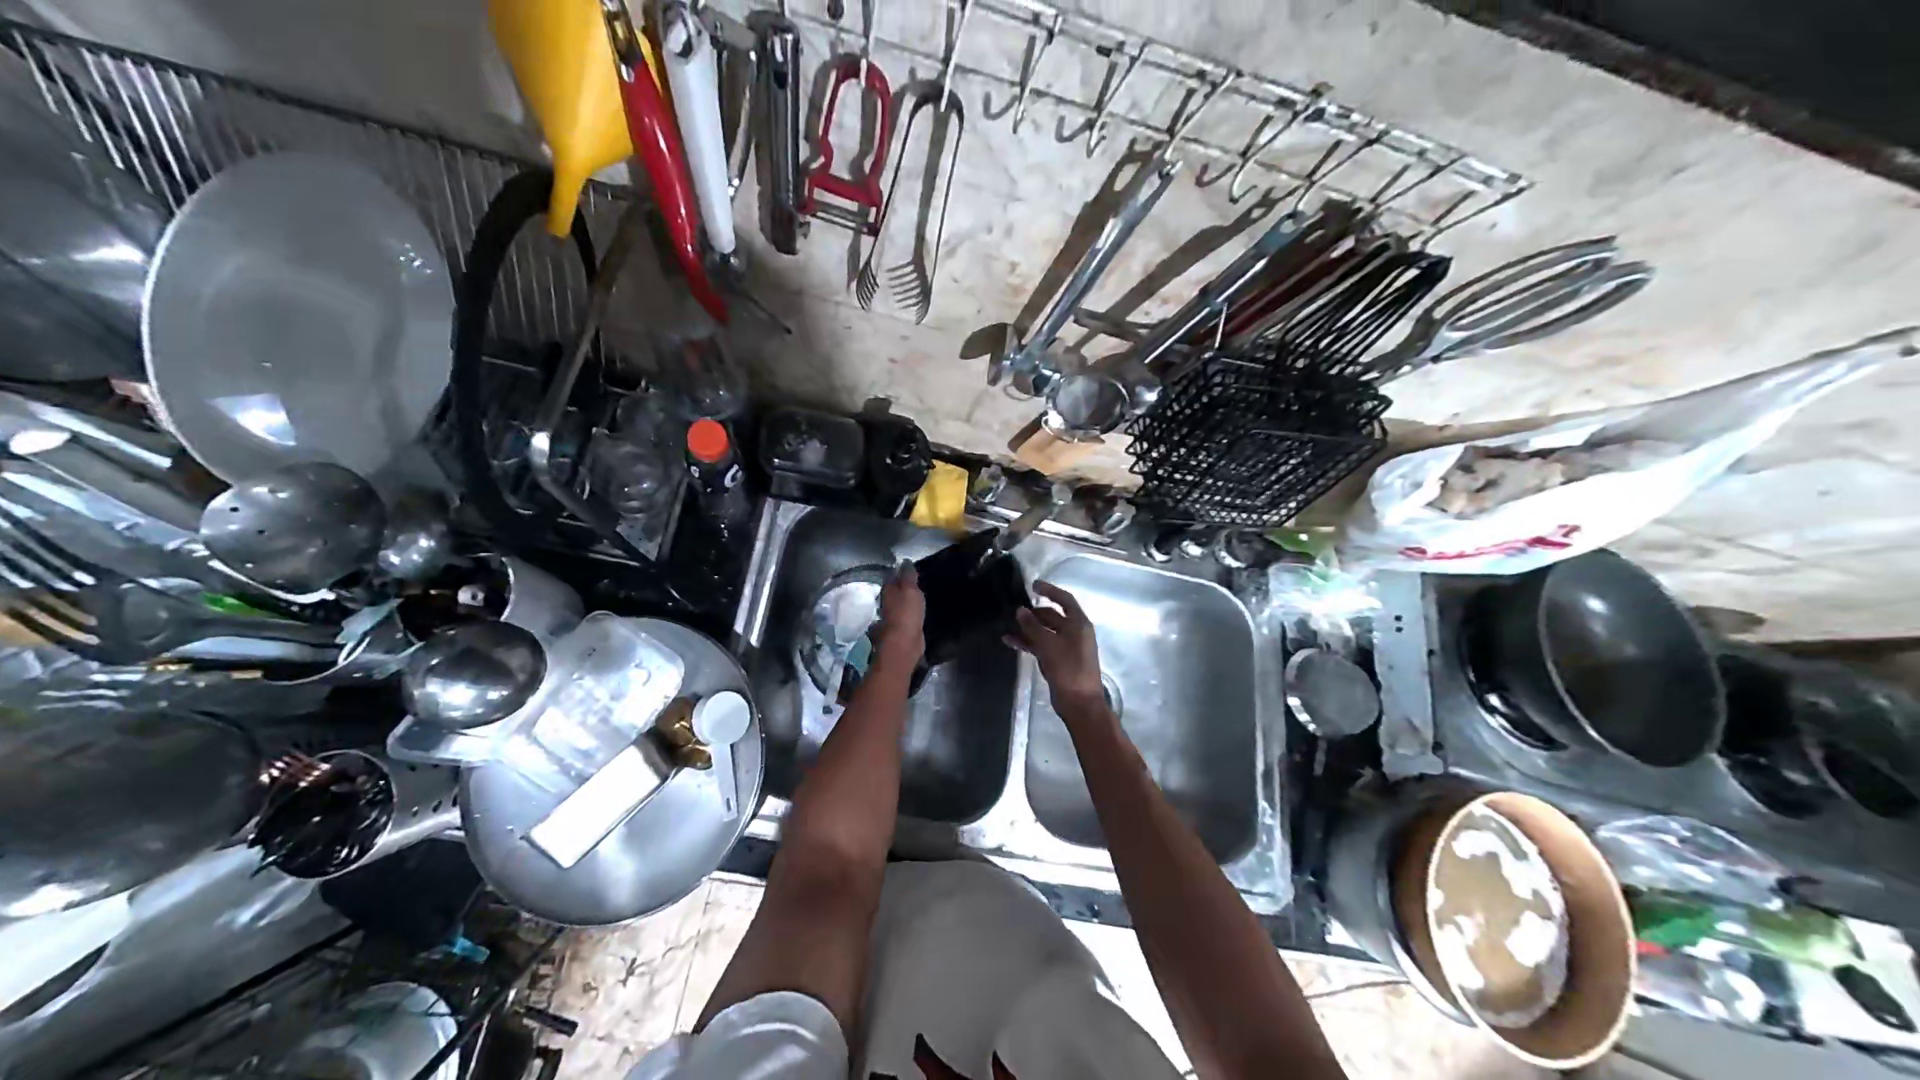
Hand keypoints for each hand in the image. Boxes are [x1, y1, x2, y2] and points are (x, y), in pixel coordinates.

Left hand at [870, 561, 924, 666]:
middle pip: (896, 591)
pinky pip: (908, 615)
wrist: (904, 642)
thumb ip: (908, 575)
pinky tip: (920, 610)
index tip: (911, 568)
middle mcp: (887, 603)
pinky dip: (912, 612)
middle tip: (917, 580)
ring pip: (901, 603)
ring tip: (920, 594)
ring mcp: (894, 617)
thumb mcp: (910, 589)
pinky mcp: (903, 628)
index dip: (901, 572)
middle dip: (903, 586)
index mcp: (888, 590)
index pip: (893, 577)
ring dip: (907, 599)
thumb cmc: (906, 612)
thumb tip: (904, 560)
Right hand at [1007, 581, 1106, 719]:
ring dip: (1028, 627)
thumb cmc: (1068, 670)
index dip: (1050, 590)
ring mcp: (1066, 647)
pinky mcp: (1058, 660)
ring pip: (1045, 631)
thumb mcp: (1049, 646)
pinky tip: (1010, 641)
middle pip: (1053, 616)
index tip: (1033, 585)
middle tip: (1015, 609)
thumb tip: (1020, 610)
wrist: (1079, 703)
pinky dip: (1028, 642)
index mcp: (1079, 625)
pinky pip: (1041, 645)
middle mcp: (1074, 632)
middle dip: (1034, 612)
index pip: (1065, 600)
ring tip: (1009, 624)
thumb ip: (1033, 627)